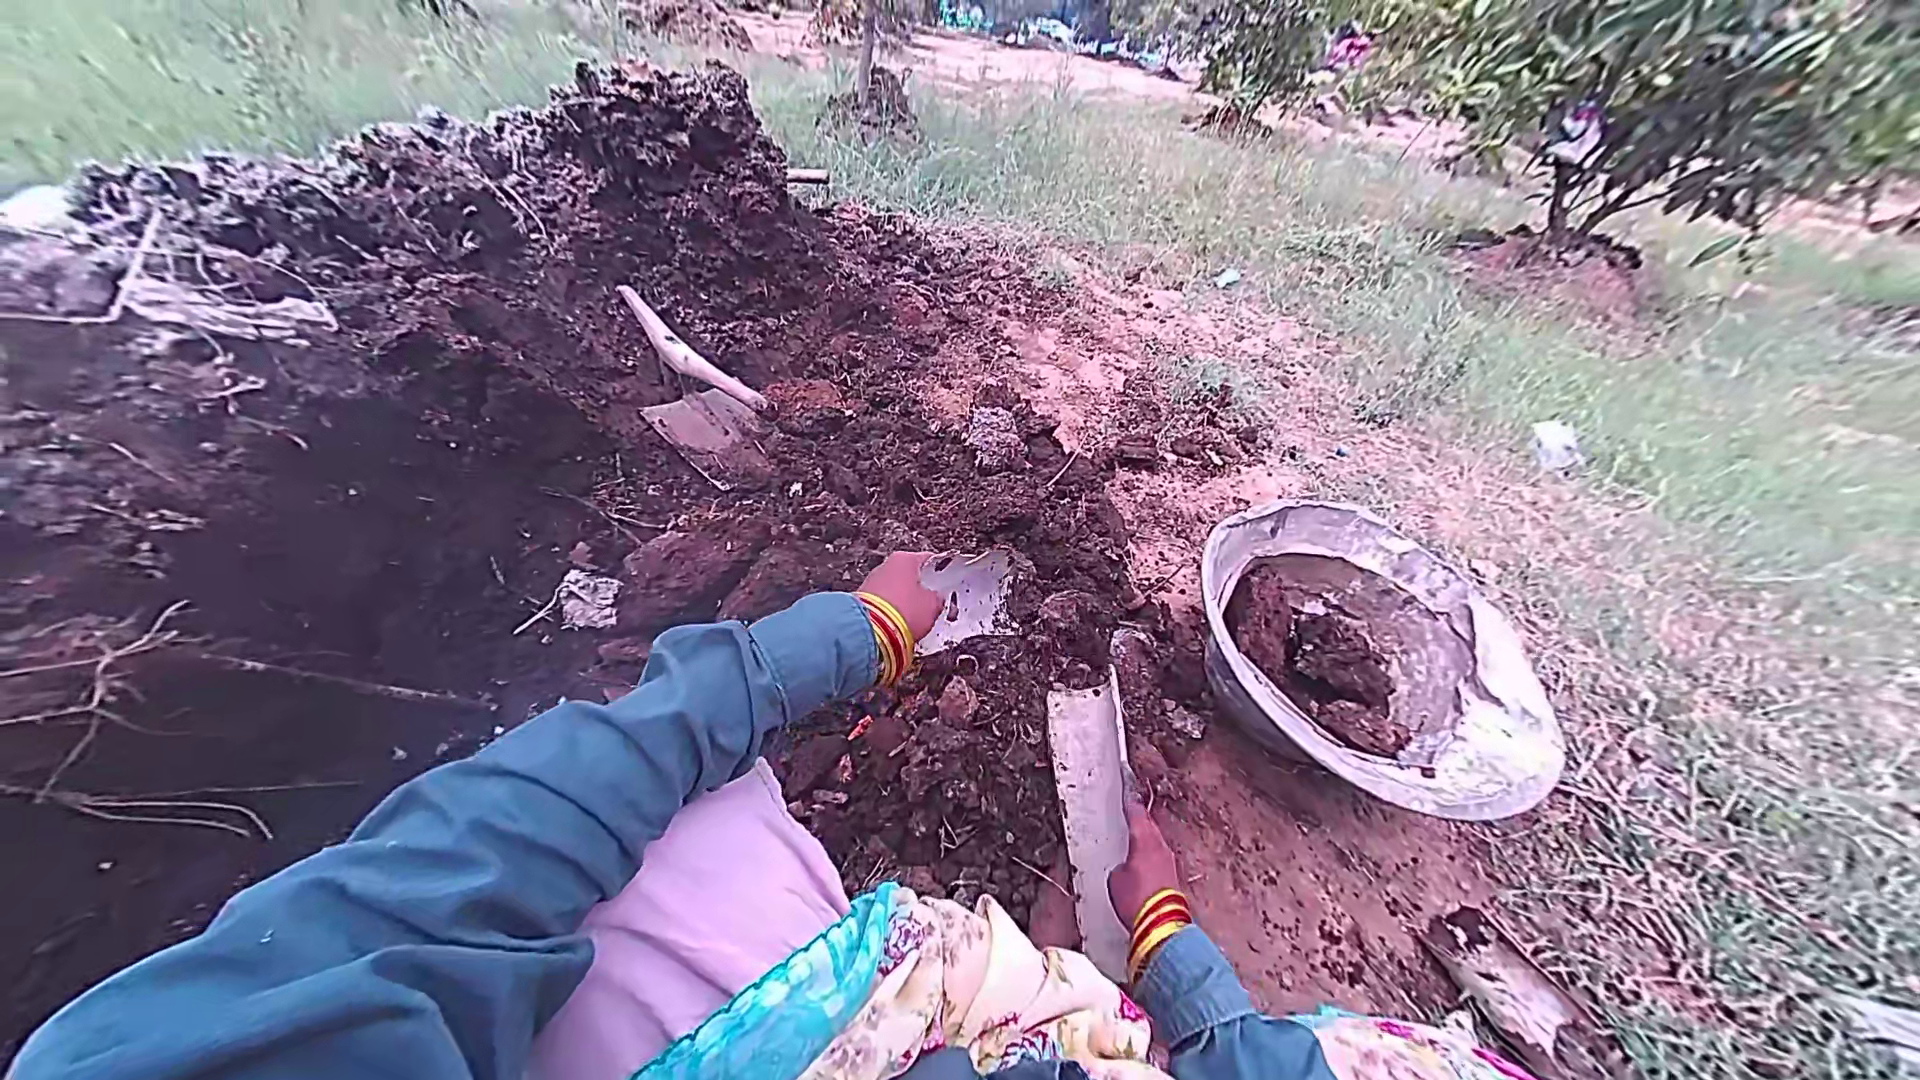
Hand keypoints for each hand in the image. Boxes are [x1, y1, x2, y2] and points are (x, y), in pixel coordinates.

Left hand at [858, 551, 941, 640]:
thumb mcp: (932, 606)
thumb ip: (936, 599)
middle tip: (931, 606)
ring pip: (894, 590)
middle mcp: (886, 565)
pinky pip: (882, 604)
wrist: (870, 630)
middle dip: (919, 590)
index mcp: (905, 558)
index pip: (929, 560)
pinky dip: (890, 612)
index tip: (946, 584)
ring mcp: (871, 582)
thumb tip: (936, 600)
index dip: (940, 573)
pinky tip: (898, 624)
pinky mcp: (861, 600)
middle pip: (909, 575)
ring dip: (903, 602)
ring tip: (915, 619)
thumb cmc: (903, 612)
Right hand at [1107, 800, 1180, 929]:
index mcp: (1144, 838)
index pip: (1137, 814)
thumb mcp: (1116, 877)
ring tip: (1138, 840)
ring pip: (1157, 843)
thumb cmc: (1137, 898)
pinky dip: (1153, 857)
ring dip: (1149, 840)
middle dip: (1142, 821)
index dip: (1131, 805)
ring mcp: (1170, 863)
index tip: (1128, 799)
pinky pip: (1161, 860)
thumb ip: (1121, 865)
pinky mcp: (1175, 879)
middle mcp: (1160, 847)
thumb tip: (1125, 869)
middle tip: (1133, 815)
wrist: (1162, 926)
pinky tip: (1147, 863)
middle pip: (1150, 827)